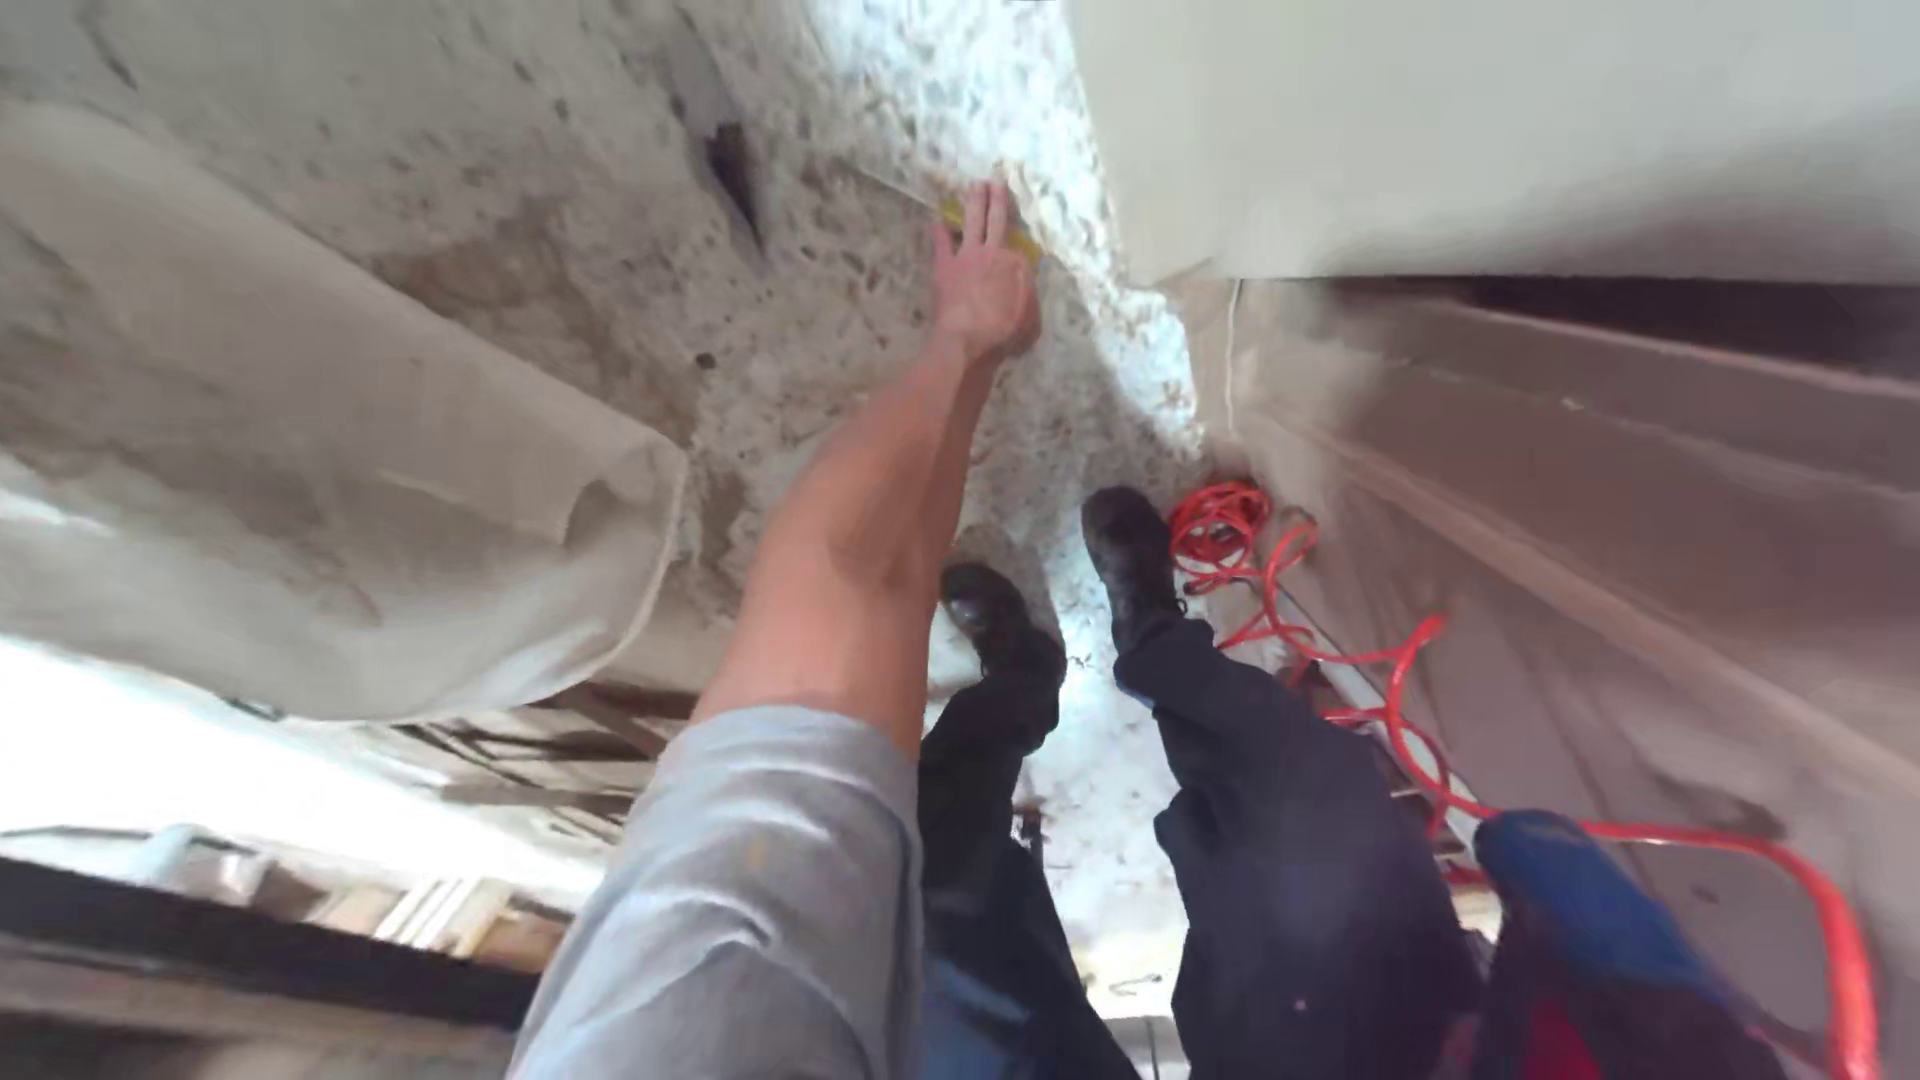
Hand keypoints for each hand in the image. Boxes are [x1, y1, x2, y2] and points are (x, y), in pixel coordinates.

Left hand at [928, 180, 1039, 365]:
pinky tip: (936, 219)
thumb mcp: (1030, 325)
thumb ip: (1030, 306)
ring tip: (974, 185)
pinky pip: (941, 241)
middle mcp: (994, 253)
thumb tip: (1027, 298)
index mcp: (1018, 266)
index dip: (1017, 257)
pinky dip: (939, 230)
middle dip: (998, 199)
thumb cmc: (1003, 337)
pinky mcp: (944, 265)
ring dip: (974, 201)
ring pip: (972, 221)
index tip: (1015, 258)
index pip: (1020, 254)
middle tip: (996, 180)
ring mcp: (968, 256)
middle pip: (997, 221)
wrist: (966, 341)